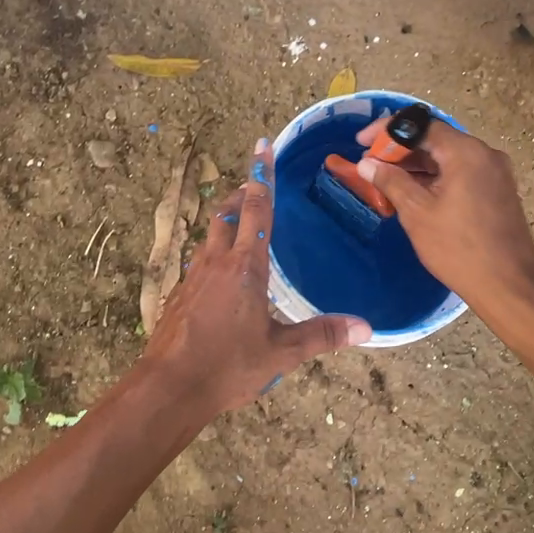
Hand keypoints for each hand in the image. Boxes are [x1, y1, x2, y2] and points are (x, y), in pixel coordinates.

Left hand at [139, 140, 372, 416]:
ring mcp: (193, 276)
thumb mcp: (281, 352)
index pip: (256, 208)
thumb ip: (322, 335)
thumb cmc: (227, 366)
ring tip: (240, 228)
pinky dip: (213, 254)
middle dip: (240, 194)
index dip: (262, 176)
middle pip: (227, 212)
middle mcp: (217, 261)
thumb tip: (365, 327)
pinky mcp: (179, 295)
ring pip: (210, 236)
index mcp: (245, 265)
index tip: (262, 145)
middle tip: (255, 187)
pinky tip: (221, 277)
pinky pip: (199, 261)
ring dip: (225, 223)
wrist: (168, 388)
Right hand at [356, 116, 533, 308]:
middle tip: (371, 163)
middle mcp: (485, 154)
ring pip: (449, 157)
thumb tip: (366, 163)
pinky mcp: (499, 191)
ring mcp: (496, 172)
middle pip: (436, 139)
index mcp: (466, 152)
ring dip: (418, 164)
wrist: (508, 287)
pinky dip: (437, 176)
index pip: (421, 126)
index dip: (387, 130)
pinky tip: (416, 192)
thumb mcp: (417, 212)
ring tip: (387, 179)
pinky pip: (462, 172)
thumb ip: (391, 180)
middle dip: (401, 149)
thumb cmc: (458, 248)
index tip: (362, 143)